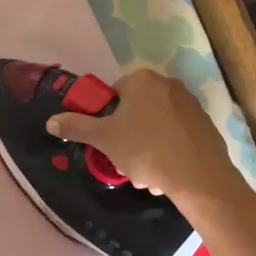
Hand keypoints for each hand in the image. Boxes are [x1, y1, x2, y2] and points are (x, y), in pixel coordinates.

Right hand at [46, 70, 243, 202]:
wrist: (197, 174)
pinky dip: (167, 152)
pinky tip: (164, 173)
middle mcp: (167, 83)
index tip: (108, 142)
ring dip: (145, 150)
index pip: (114, 95)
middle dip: (127, 139)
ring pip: (155, 127)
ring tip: (145, 175)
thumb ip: (76, 127)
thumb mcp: (104, 139)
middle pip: (135, 112)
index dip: (107, 120)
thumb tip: (51, 121)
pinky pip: (175, 136)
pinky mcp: (204, 123)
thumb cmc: (145, 150)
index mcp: (141, 80)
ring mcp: (189, 103)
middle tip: (125, 163)